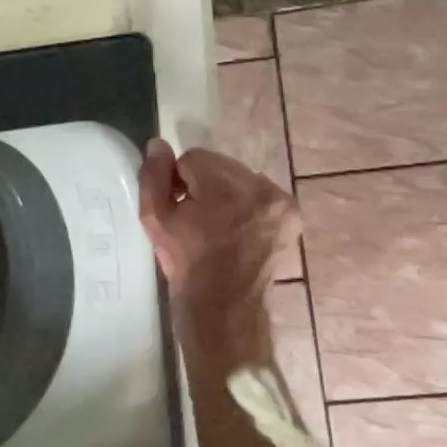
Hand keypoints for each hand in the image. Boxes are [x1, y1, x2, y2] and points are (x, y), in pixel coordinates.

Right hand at [138, 138, 298, 332]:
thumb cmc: (184, 260)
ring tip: (214, 223)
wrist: (223, 301)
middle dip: (203, 183)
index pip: (194, 157)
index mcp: (227, 188)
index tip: (176, 205)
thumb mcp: (155, 219)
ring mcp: (282, 202)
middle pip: (221, 165)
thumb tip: (158, 144)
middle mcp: (262, 188)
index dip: (178, 180)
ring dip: (225, 191)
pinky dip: (245, 204)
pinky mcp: (292, 214)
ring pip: (241, 178)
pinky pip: (261, 194)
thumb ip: (154, 177)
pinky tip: (234, 227)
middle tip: (193, 215)